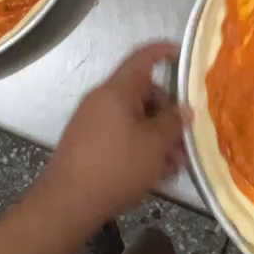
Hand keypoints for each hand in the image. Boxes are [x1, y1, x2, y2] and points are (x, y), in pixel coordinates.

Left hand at [34, 42, 187, 227]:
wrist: (68, 202)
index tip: (182, 54)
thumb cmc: (116, 167)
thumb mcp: (154, 145)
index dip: (163, 51)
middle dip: (167, 114)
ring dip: (157, 136)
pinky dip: (140, 147)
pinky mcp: (88, 143)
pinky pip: (121, 135)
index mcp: (116, 91)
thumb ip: (173, 123)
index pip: (142, 58)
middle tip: (185, 139)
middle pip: (142, 93)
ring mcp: (92, 122)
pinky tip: (155, 173)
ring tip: (175, 164)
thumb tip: (185, 108)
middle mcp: (102, 100)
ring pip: (134, 119)